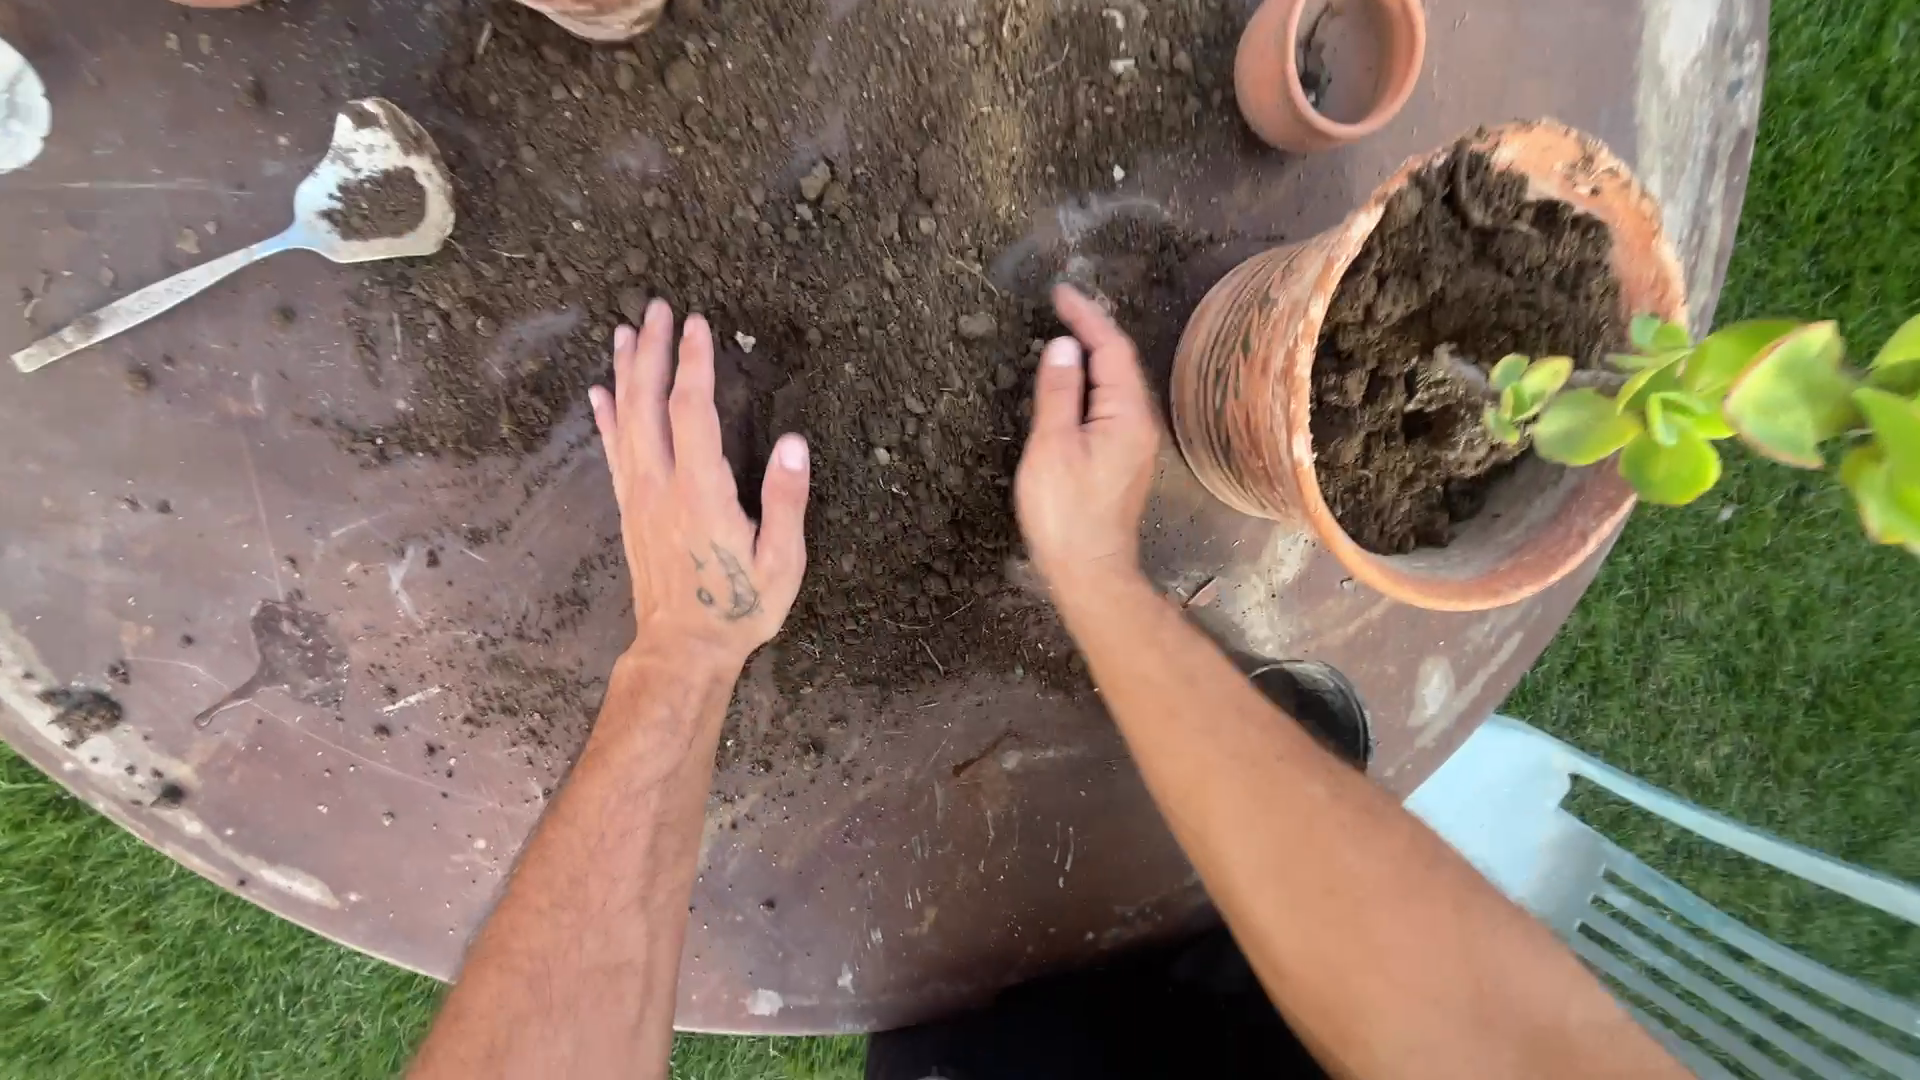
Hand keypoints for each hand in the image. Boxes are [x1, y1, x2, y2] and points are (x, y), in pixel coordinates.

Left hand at [589, 300, 809, 673]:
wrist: (683, 648)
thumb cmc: (740, 607)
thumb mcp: (782, 562)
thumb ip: (785, 501)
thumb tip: (793, 443)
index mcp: (702, 492)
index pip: (693, 412)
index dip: (694, 364)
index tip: (697, 325)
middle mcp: (662, 485)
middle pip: (649, 404)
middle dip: (652, 352)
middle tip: (656, 308)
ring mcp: (640, 497)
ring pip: (626, 421)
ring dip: (626, 373)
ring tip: (624, 333)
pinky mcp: (630, 511)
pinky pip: (614, 453)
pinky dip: (606, 418)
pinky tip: (600, 392)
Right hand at [1015, 285, 1161, 596]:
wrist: (1088, 568)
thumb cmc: (1065, 512)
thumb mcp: (1052, 447)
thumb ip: (1058, 393)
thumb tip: (1063, 347)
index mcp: (1126, 414)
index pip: (1110, 348)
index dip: (1086, 316)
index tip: (1060, 292)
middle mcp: (1140, 423)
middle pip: (1120, 363)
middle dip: (1092, 330)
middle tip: (1060, 307)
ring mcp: (1135, 443)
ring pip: (1116, 385)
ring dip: (1093, 356)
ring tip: (1065, 334)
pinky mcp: (1124, 459)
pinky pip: (1111, 405)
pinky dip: (1092, 384)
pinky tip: (1073, 384)